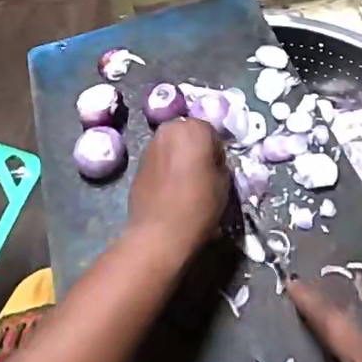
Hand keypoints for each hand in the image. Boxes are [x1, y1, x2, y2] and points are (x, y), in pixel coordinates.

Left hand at [124, 118, 228, 258]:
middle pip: (189, 135)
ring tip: (184, 185)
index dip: (217, 154)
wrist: (159, 233)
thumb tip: (211, 164)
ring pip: (172, 147)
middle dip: (196, 151)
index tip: (217, 173)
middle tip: (202, 176)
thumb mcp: (224, 184)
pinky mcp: (138, 163)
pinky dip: (165, 169)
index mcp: (193, 128)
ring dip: (179, 158)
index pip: (212, 134)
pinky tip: (169, 190)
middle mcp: (169, 129)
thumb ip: (220, 165)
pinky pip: (159, 160)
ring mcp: (150, 145)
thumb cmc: (198, 205)